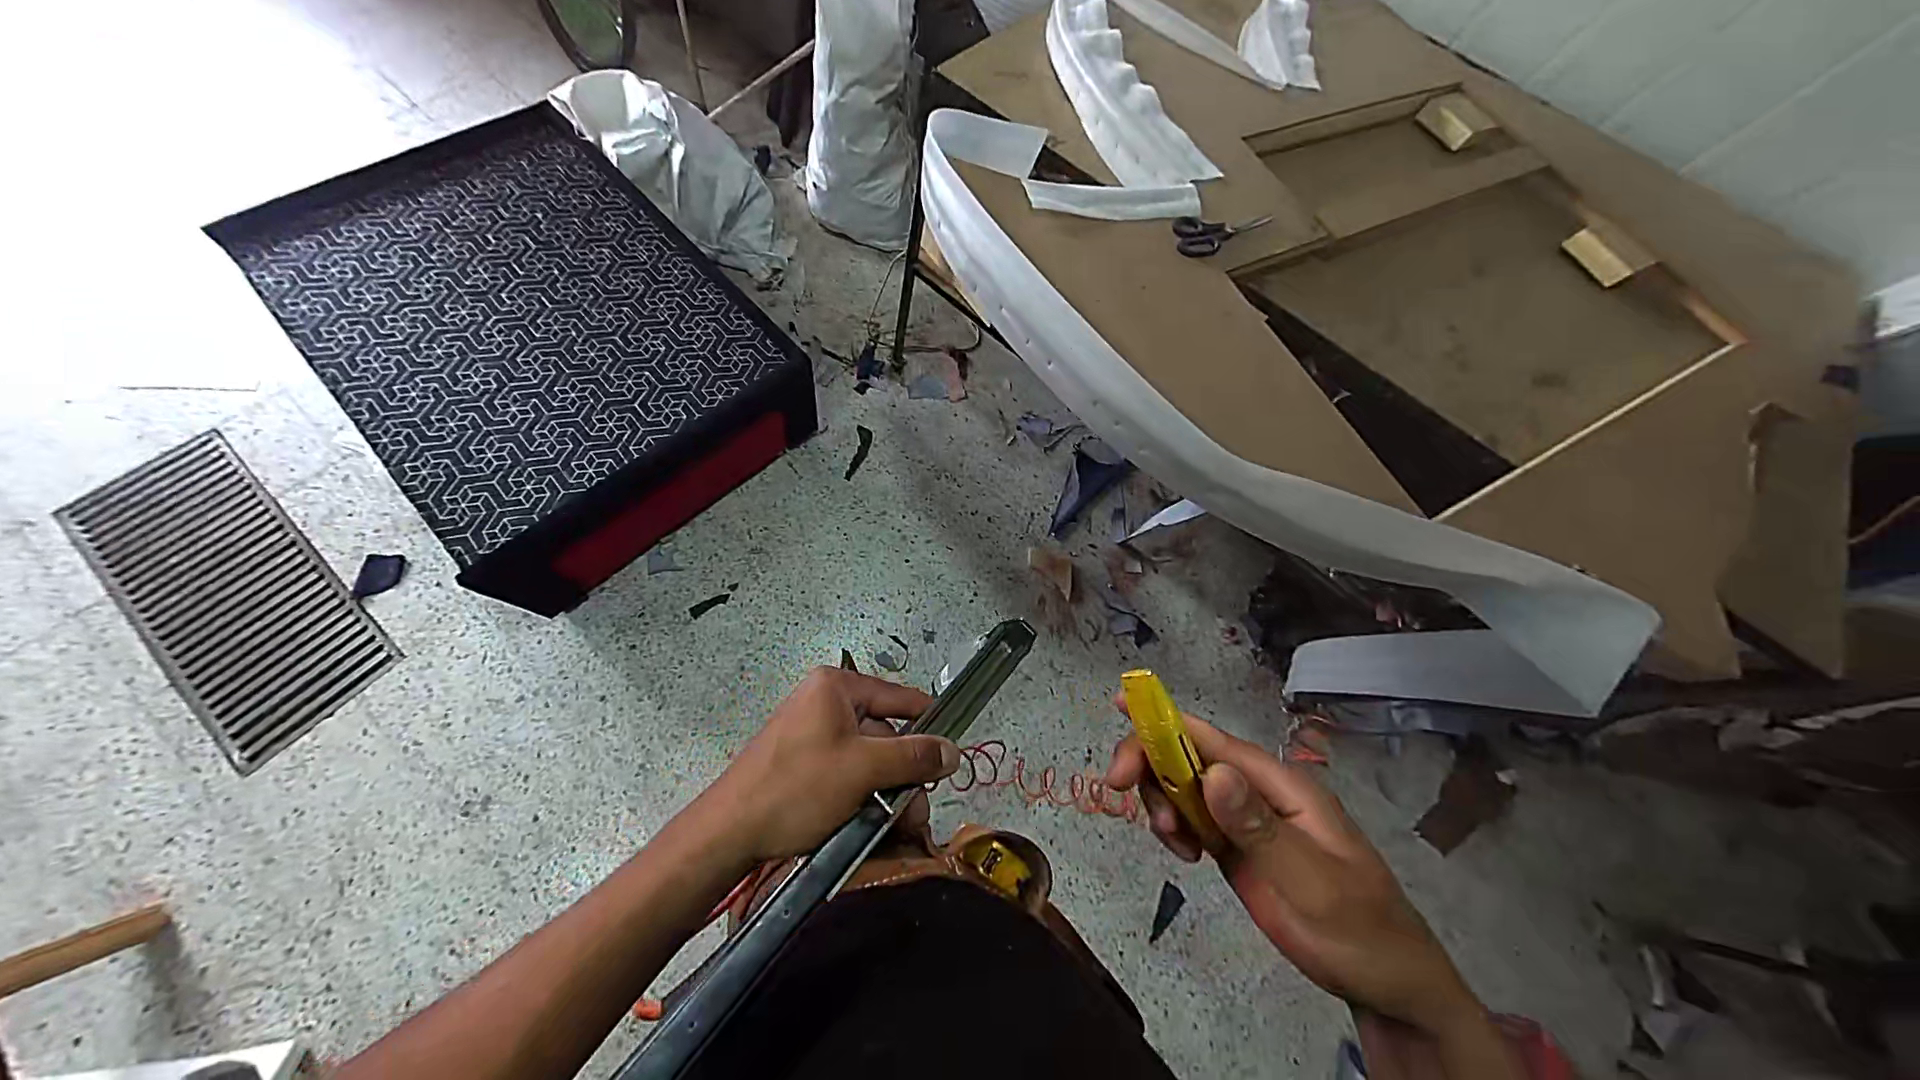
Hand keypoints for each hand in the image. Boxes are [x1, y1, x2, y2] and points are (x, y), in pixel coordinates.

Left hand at [705, 667, 959, 862]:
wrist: (728, 834)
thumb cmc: (795, 788)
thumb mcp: (863, 768)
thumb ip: (914, 757)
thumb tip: (954, 751)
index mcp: (836, 687)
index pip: (901, 697)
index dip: (930, 725)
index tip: (951, 756)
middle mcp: (826, 703)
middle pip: (887, 735)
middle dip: (906, 776)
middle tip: (917, 814)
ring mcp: (814, 735)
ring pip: (870, 761)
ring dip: (888, 793)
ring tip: (896, 828)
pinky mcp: (806, 764)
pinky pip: (849, 775)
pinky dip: (864, 797)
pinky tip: (870, 825)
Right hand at [1105, 700, 1481, 1037]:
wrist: (1387, 983)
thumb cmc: (1360, 928)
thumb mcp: (1311, 879)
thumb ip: (1258, 826)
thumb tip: (1212, 773)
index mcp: (1280, 784)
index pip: (1212, 740)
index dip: (1164, 719)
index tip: (1118, 708)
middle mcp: (1256, 791)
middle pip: (1188, 757)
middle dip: (1150, 765)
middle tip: (1120, 791)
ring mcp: (1243, 817)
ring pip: (1182, 787)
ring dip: (1161, 803)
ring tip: (1174, 845)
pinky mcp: (1234, 844)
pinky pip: (1190, 819)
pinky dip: (1173, 829)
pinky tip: (1186, 856)